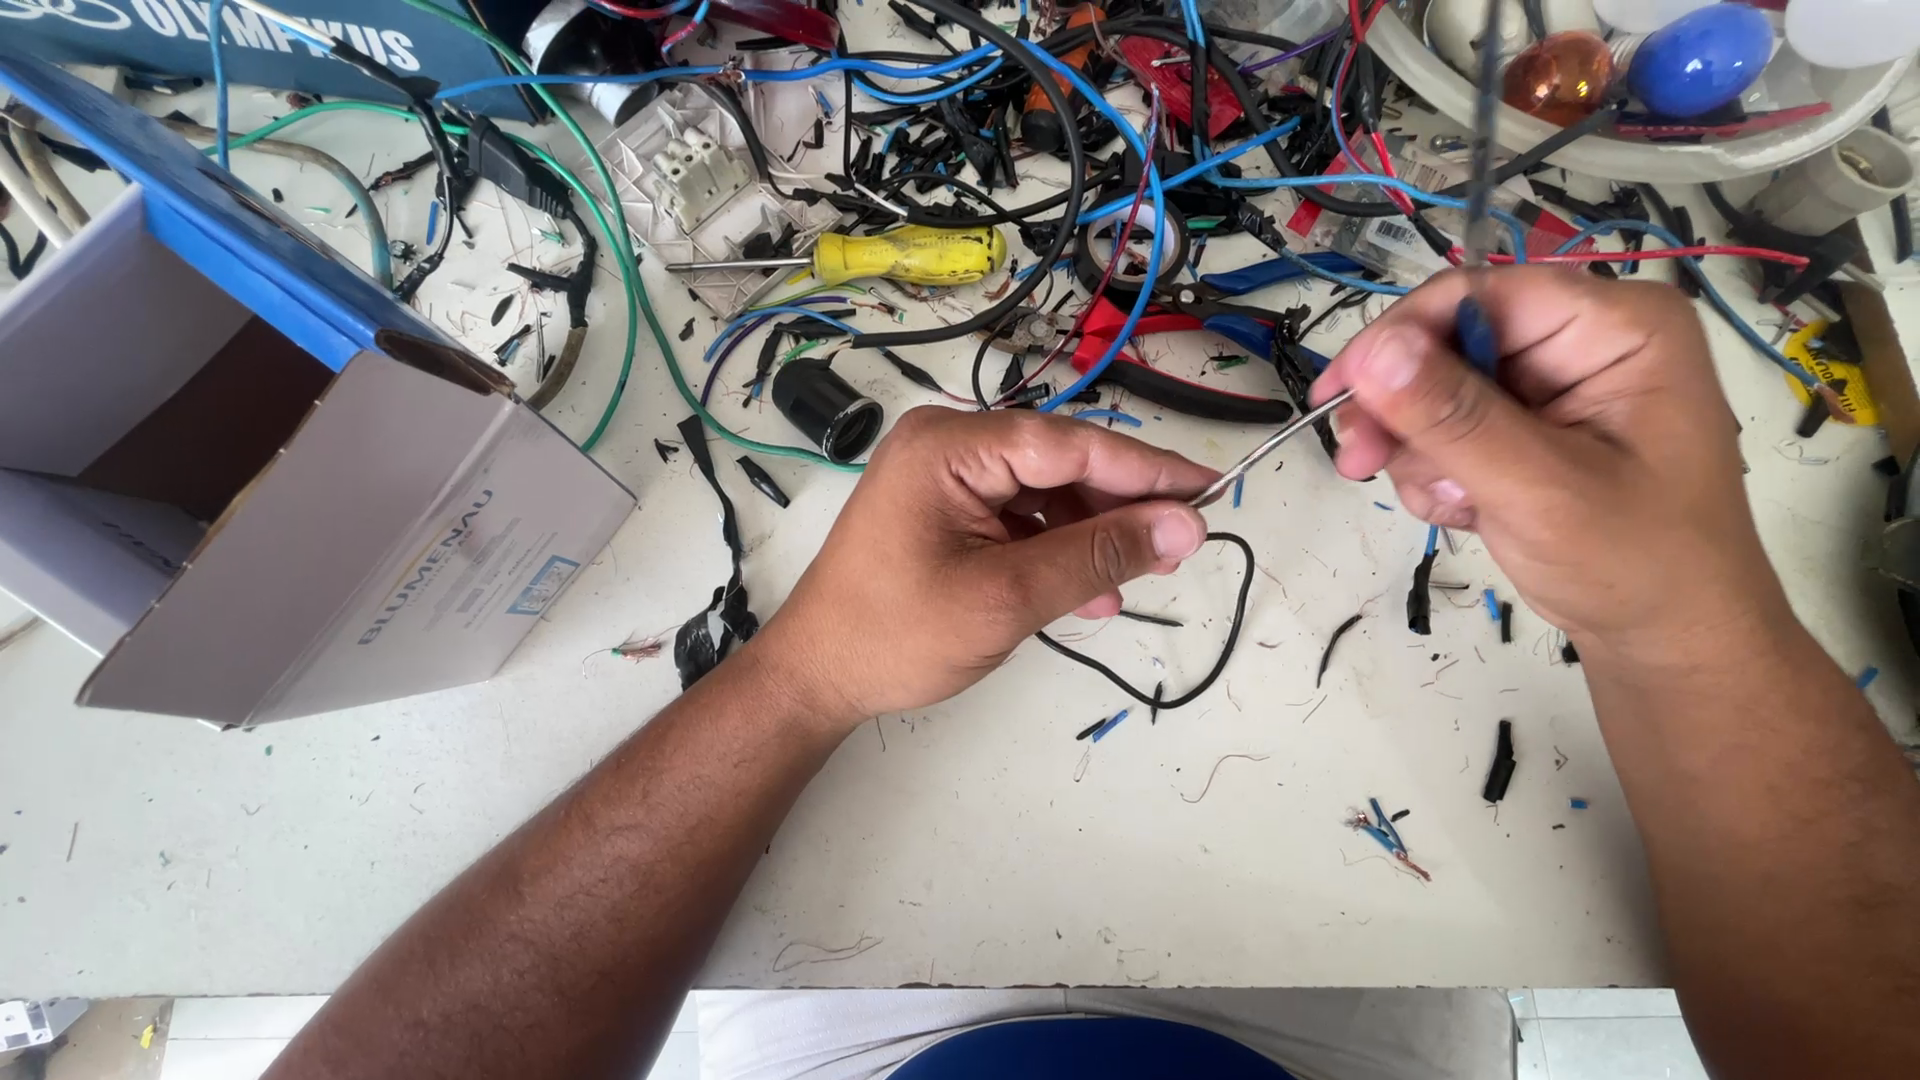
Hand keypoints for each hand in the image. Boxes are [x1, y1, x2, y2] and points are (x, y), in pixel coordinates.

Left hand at [745, 406, 1214, 725]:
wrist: (817, 676)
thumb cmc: (899, 635)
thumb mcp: (1008, 597)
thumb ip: (1098, 557)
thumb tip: (1186, 525)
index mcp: (950, 445)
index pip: (1069, 444)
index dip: (1146, 468)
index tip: (1210, 489)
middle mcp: (946, 445)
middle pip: (1058, 465)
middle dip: (1118, 507)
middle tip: (1179, 544)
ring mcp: (943, 480)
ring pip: (1043, 495)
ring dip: (1089, 538)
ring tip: (1133, 581)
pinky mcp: (945, 513)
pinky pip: (1016, 520)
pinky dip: (1053, 553)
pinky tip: (1087, 595)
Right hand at [1311, 266, 1789, 665]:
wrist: (1662, 632)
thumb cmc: (1633, 559)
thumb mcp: (1539, 487)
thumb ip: (1454, 417)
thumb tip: (1372, 353)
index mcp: (1613, 327)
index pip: (1475, 295)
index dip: (1397, 337)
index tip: (1337, 396)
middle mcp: (1574, 341)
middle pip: (1440, 344)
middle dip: (1398, 410)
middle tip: (1360, 464)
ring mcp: (1543, 386)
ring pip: (1425, 391)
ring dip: (1415, 452)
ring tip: (1451, 503)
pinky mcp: (1516, 425)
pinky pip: (1435, 429)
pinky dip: (1431, 472)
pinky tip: (1463, 508)